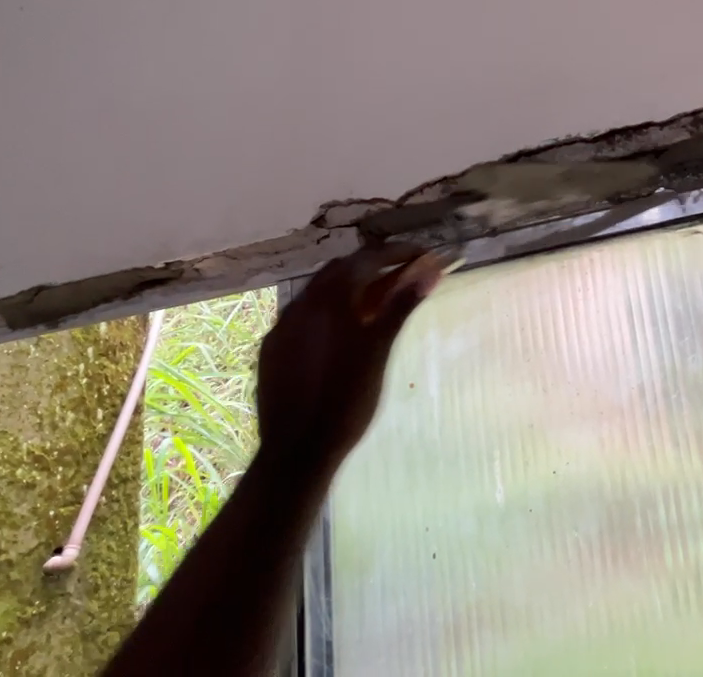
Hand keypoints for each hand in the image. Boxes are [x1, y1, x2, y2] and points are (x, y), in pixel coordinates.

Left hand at [255, 243, 446, 459]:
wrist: (298, 450)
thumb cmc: (348, 397)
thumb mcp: (380, 348)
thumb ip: (402, 304)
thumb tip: (430, 270)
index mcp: (329, 298)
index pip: (367, 258)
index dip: (398, 252)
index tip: (423, 255)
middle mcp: (301, 303)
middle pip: (341, 269)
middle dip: (373, 265)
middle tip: (403, 274)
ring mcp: (282, 326)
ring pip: (319, 291)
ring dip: (349, 287)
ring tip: (377, 300)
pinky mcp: (272, 349)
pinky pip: (303, 315)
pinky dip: (328, 311)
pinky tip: (341, 331)